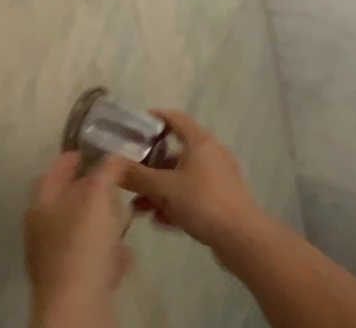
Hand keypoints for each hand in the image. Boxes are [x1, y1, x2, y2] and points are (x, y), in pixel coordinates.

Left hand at [24, 152, 132, 327]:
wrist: (77, 310)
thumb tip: (115, 155)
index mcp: (42, 203)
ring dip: (103, 224)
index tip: (97, 148)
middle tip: (117, 183)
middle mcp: (44, 230)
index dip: (75, 156)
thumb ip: (106, 170)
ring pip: (82, 233)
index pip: (55, 169)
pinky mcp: (74, 285)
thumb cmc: (81, 244)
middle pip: (69, 201)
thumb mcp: (96, 195)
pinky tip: (125, 253)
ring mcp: (57, 260)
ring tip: (126, 216)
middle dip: (93, 192)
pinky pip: (94, 263)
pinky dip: (108, 255)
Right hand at [119, 110, 267, 251]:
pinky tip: (162, 222)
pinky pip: (192, 195)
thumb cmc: (203, 202)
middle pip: (175, 153)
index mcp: (200, 141)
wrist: (242, 238)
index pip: (175, 118)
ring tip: (141, 209)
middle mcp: (210, 153)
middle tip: (131, 179)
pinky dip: (176, 203)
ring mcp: (218, 177)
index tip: (134, 127)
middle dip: (151, 168)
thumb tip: (113, 164)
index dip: (154, 119)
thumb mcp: (164, 188)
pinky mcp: (222, 199)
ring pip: (182, 178)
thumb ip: (137, 176)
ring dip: (160, 191)